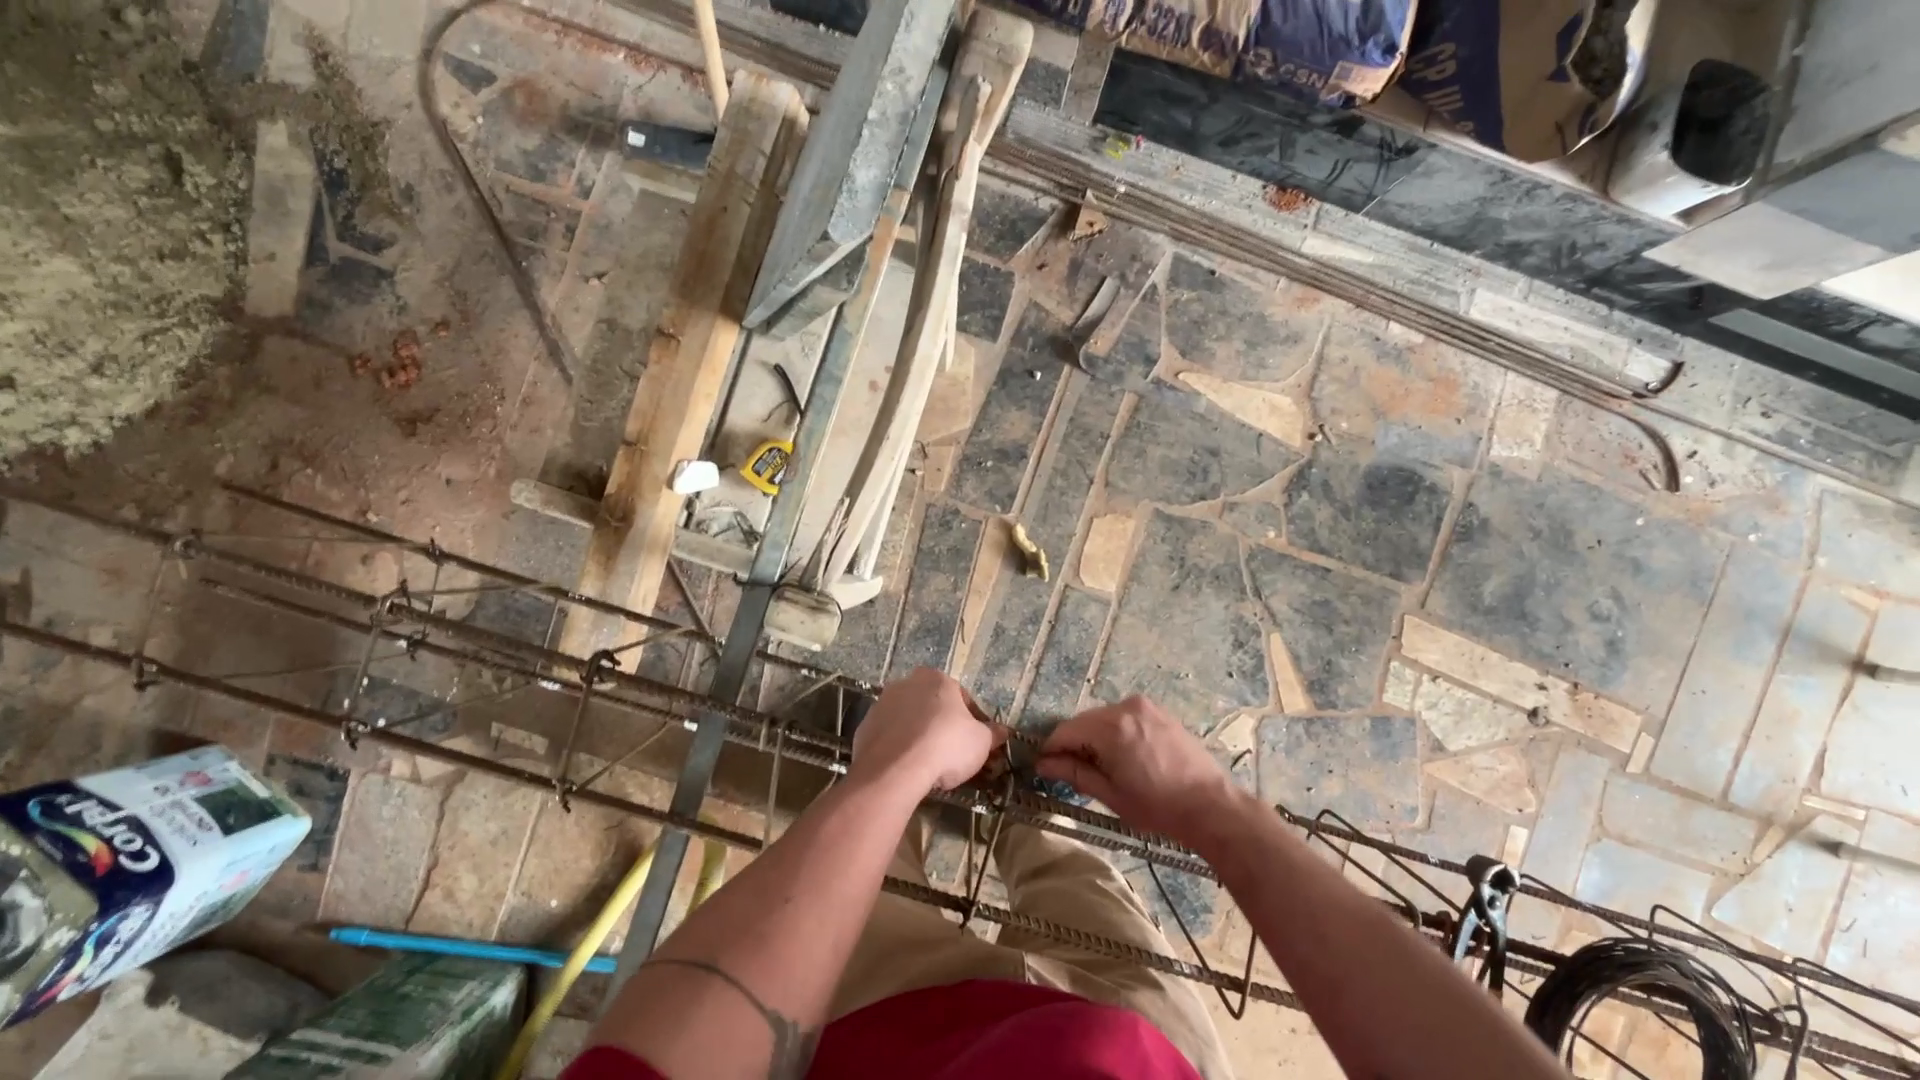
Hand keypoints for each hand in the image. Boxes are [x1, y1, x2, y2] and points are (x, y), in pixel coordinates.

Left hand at [850, 668, 1002, 795]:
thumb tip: (1002, 731)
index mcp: (937, 679)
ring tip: (928, 764)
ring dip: (918, 736)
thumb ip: (992, 734)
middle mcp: (906, 683)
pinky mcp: (864, 727)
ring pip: (908, 720)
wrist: (896, 769)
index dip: (972, 721)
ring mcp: (881, 704)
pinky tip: (907, 768)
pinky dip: (898, 748)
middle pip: (932, 706)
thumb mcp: (981, 743)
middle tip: (952, 753)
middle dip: (942, 726)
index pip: (961, 697)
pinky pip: (889, 736)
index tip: (975, 742)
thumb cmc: (946, 746)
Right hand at [1035, 696, 1237, 847]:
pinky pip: (1125, 717)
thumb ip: (1074, 773)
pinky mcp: (1160, 713)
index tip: (1044, 768)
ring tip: (1103, 768)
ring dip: (1095, 738)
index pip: (1065, 731)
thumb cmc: (1158, 806)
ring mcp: (1145, 707)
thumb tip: (1044, 764)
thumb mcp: (1110, 794)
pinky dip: (1116, 733)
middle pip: (1084, 722)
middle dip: (1074, 744)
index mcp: (1110, 728)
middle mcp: (1125, 707)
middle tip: (1073, 772)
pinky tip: (1125, 758)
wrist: (1210, 806)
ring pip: (1104, 718)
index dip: (1051, 750)